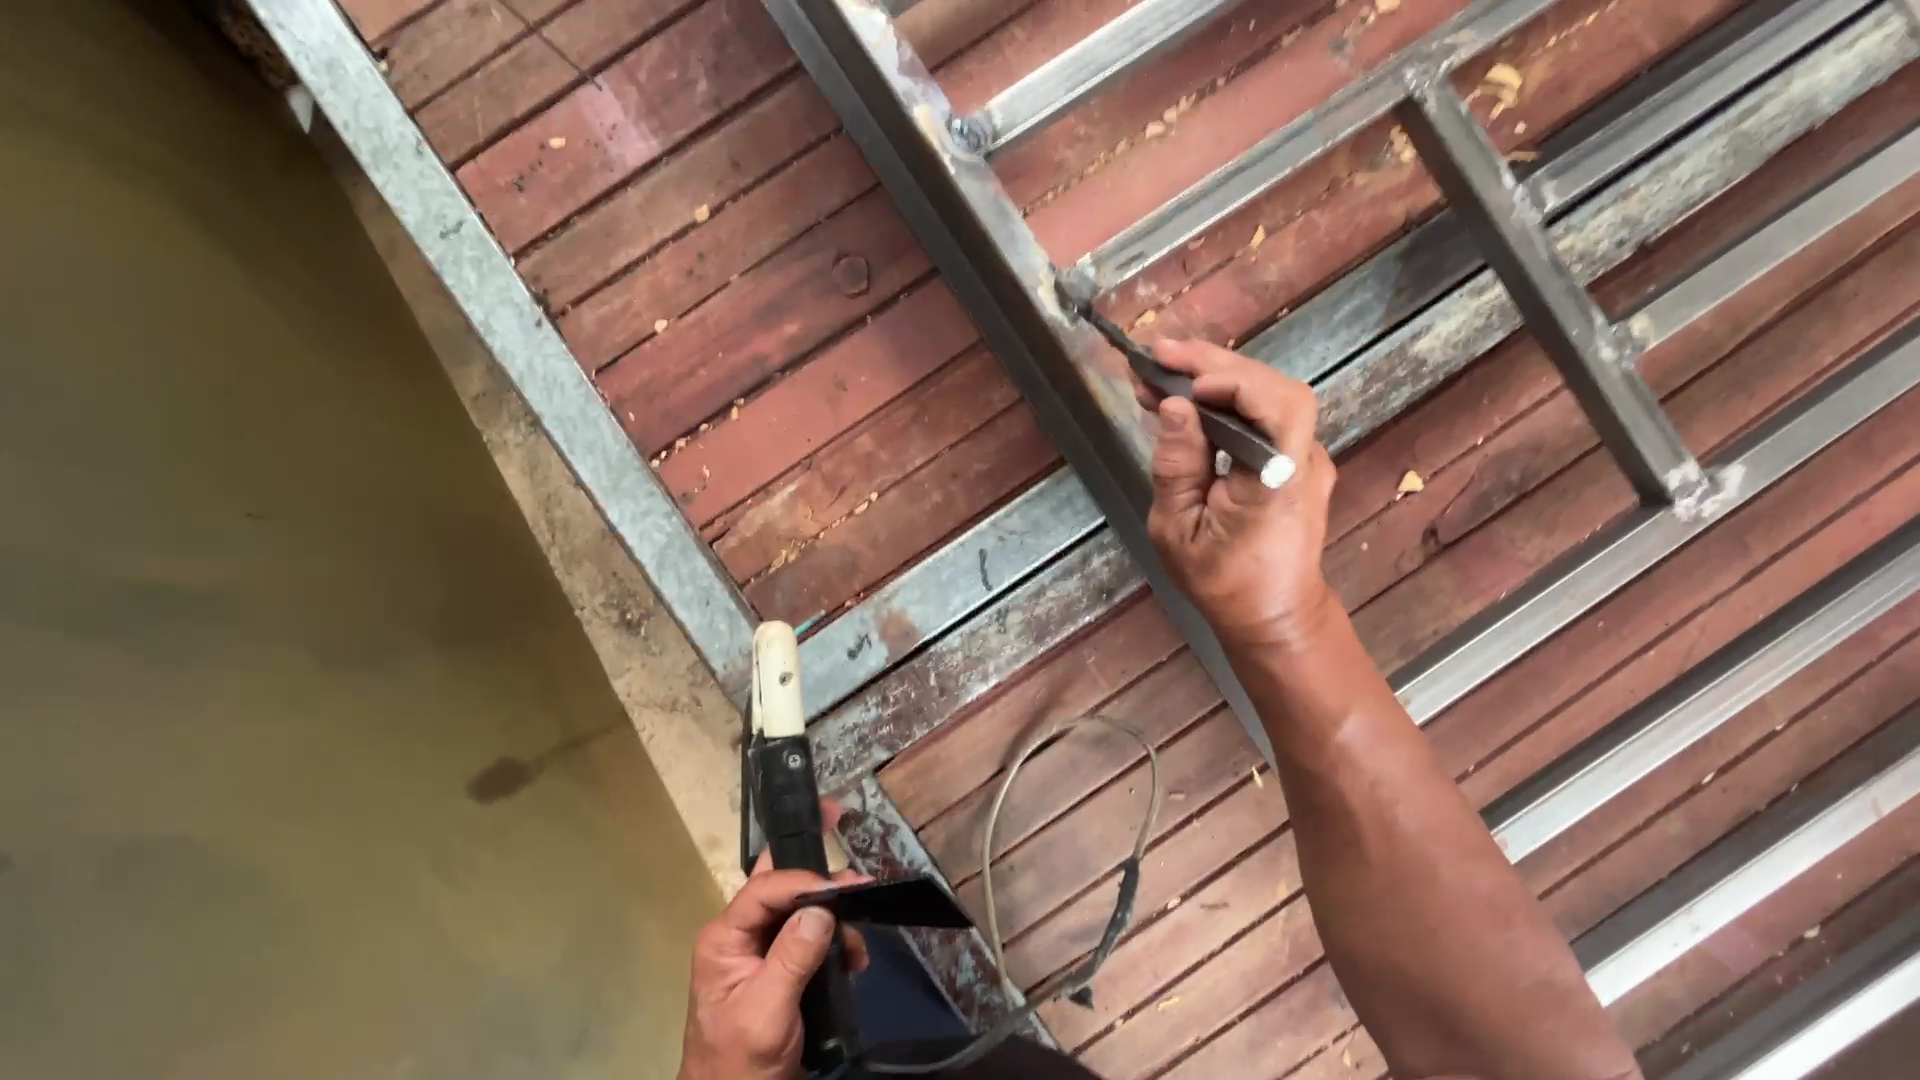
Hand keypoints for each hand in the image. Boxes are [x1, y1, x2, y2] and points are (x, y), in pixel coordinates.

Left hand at [678, 809, 870, 1079]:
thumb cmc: (740, 1063)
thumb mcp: (766, 1013)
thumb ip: (792, 958)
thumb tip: (822, 908)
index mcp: (724, 937)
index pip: (764, 888)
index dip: (804, 879)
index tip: (844, 886)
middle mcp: (740, 934)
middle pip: (781, 887)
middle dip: (821, 881)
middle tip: (859, 881)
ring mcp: (759, 950)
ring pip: (799, 910)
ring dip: (833, 919)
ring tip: (858, 943)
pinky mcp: (779, 967)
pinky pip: (809, 937)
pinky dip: (834, 941)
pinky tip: (853, 958)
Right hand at [1134, 339, 1338, 652]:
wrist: (1275, 614)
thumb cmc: (1221, 582)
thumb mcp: (1176, 531)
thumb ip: (1176, 466)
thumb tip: (1174, 407)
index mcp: (1278, 483)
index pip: (1279, 409)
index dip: (1235, 383)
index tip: (1184, 381)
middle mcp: (1304, 461)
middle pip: (1273, 389)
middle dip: (1213, 365)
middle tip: (1156, 357)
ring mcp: (1307, 458)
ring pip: (1270, 395)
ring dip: (1217, 377)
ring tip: (1163, 373)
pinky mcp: (1298, 458)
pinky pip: (1265, 415)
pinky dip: (1227, 398)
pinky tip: (1189, 399)